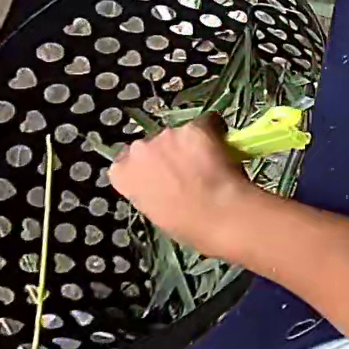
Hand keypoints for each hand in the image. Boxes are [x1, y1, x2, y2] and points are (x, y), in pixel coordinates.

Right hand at [107, 114, 263, 256]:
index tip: (165, 174)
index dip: (151, 165)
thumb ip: (154, 190)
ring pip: (181, 133)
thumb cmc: (188, 226)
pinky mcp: (194, 127)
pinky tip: (225, 148)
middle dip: (172, 152)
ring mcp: (166, 135)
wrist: (217, 214)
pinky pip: (208, 122)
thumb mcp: (156, 211)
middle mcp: (139, 149)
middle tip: (192, 169)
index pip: (129, 159)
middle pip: (155, 143)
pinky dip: (216, 131)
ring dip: (193, 143)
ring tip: (212, 162)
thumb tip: (170, 184)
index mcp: (123, 174)